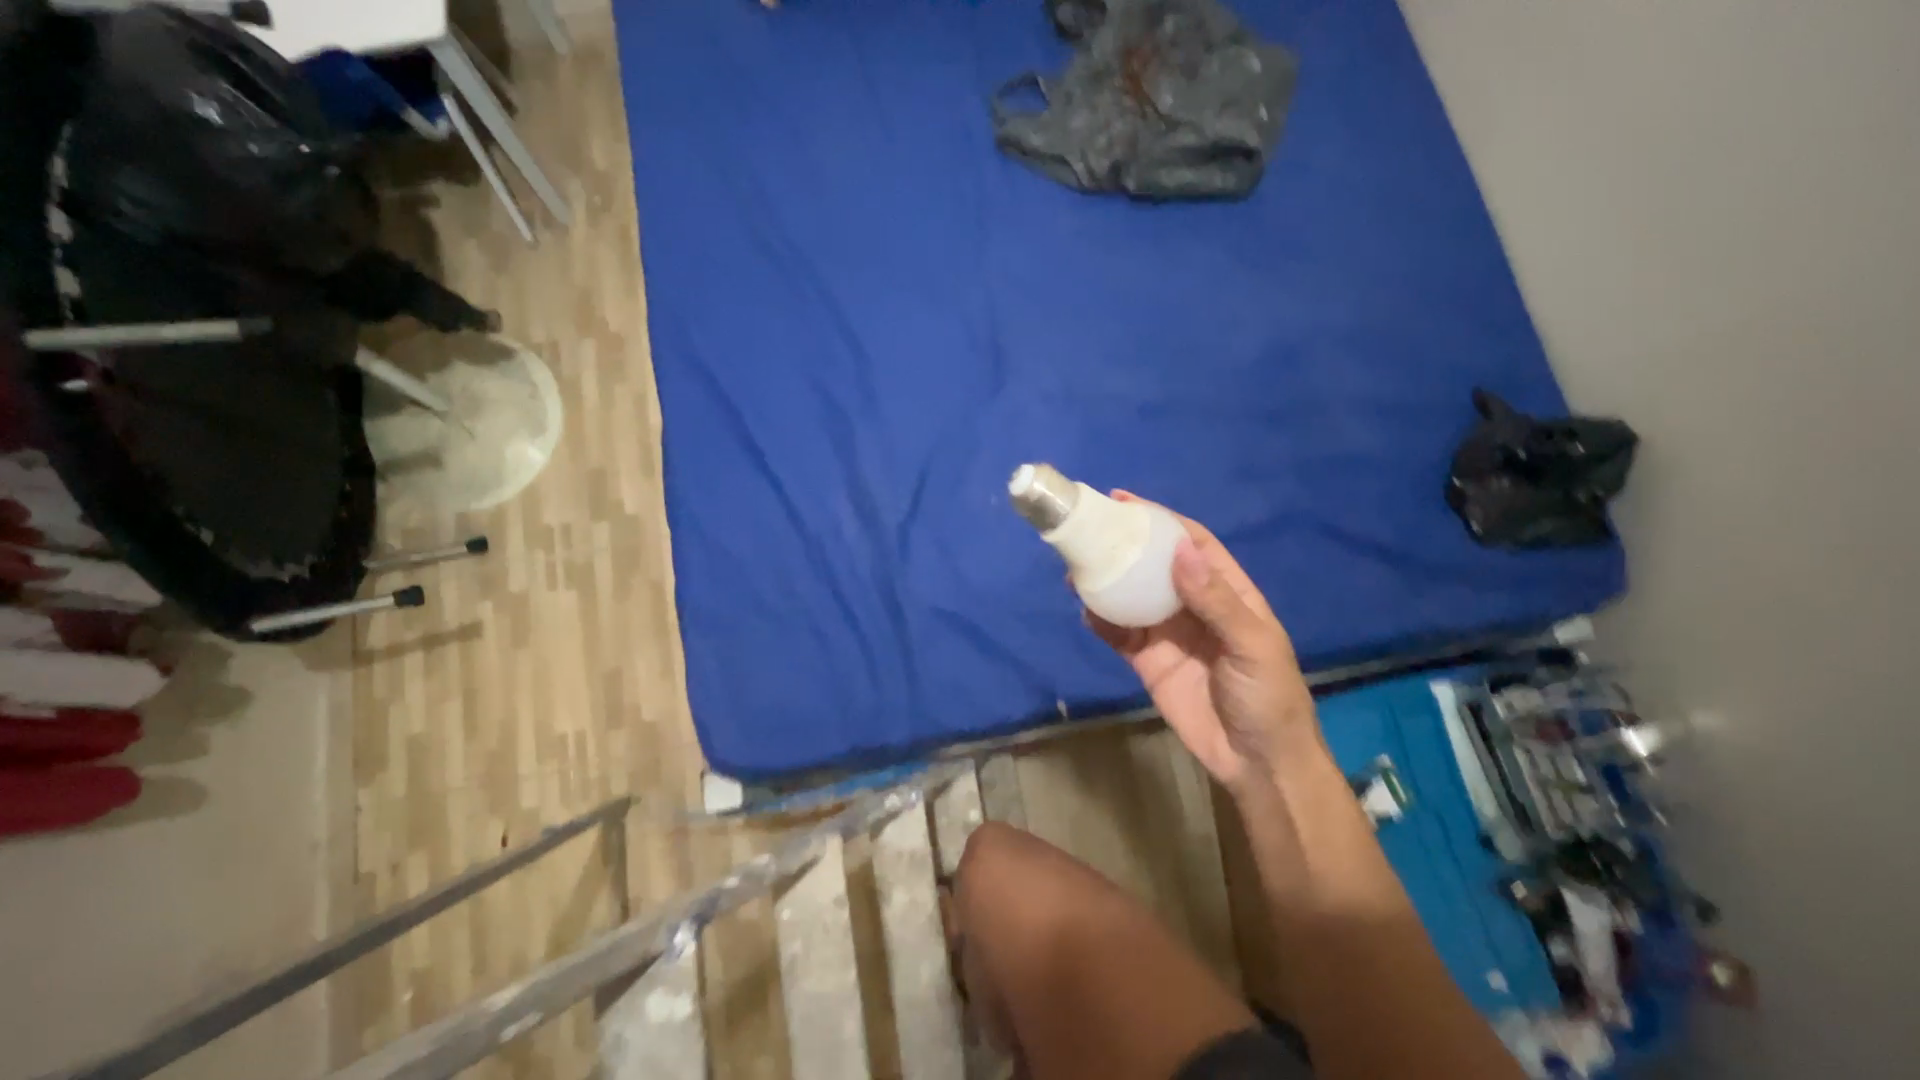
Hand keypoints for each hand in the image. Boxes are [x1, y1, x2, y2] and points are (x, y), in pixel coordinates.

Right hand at [1085, 494, 1318, 788]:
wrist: (1258, 763)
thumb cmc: (1269, 696)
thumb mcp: (1252, 644)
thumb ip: (1215, 600)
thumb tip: (1179, 551)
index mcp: (1228, 592)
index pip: (1192, 544)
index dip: (1162, 521)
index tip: (1126, 502)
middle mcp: (1195, 607)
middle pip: (1156, 566)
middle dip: (1127, 545)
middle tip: (1090, 526)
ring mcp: (1170, 635)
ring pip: (1133, 597)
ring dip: (1108, 581)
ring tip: (1077, 565)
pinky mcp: (1149, 664)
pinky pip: (1120, 636)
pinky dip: (1102, 622)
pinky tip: (1085, 609)